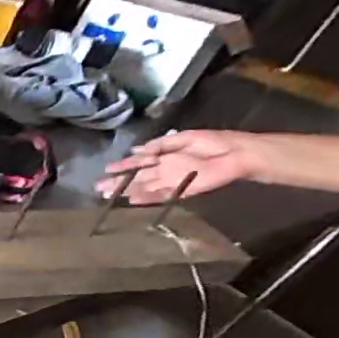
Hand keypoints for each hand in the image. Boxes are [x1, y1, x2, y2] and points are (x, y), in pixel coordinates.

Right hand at [96, 129, 262, 204]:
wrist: (240, 156)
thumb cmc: (215, 143)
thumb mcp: (184, 137)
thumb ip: (160, 144)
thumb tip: (135, 150)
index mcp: (164, 156)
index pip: (138, 163)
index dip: (123, 166)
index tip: (107, 169)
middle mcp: (165, 170)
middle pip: (137, 177)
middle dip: (118, 182)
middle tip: (99, 187)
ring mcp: (172, 181)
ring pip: (144, 187)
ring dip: (126, 191)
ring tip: (108, 195)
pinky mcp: (183, 191)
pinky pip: (161, 196)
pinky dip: (147, 198)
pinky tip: (132, 200)